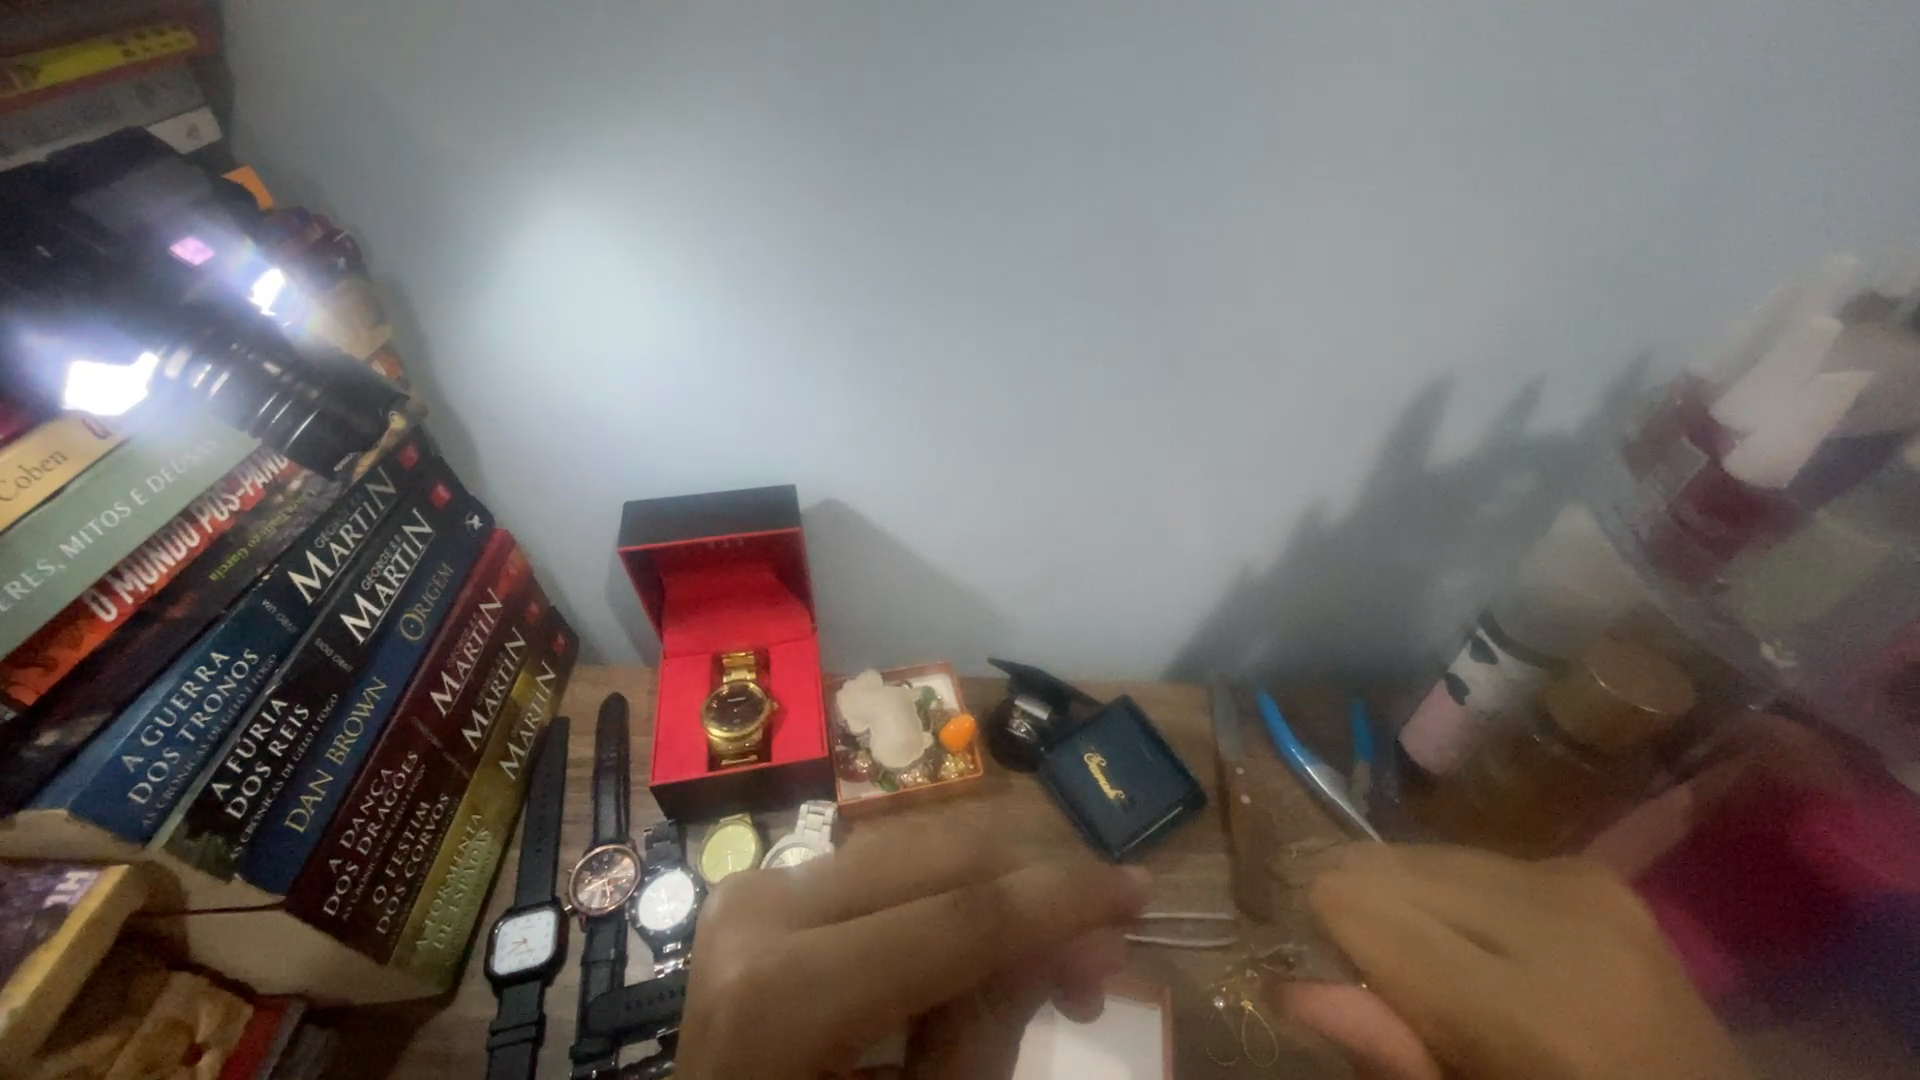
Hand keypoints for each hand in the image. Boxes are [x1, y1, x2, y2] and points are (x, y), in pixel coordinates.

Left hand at [674, 817, 1153, 1079]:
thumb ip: (990, 1033)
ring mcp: (758, 890)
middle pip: (940, 861)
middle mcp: (762, 910)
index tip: (1139, 889)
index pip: (960, 917)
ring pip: (917, 853)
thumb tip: (1078, 937)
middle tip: (1108, 946)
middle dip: (1038, 889)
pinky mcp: (766, 887)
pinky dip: (948, 896)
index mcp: (781, 993)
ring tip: (1055, 962)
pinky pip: (881, 874)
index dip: (1062, 899)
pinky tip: (986, 945)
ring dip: (1001, 890)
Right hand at [1275, 844, 1747, 1079]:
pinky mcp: (1588, 871)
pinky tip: (1469, 940)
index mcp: (1537, 1015)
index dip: (1320, 933)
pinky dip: (1442, 893)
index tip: (1322, 972)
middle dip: (1356, 911)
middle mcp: (1561, 923)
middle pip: (1381, 867)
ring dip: (1399, 900)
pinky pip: (1463, 857)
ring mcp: (1581, 885)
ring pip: (1416, 854)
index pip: (1357, 905)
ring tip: (1425, 959)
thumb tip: (1286, 987)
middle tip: (1373, 974)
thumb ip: (1390, 1059)